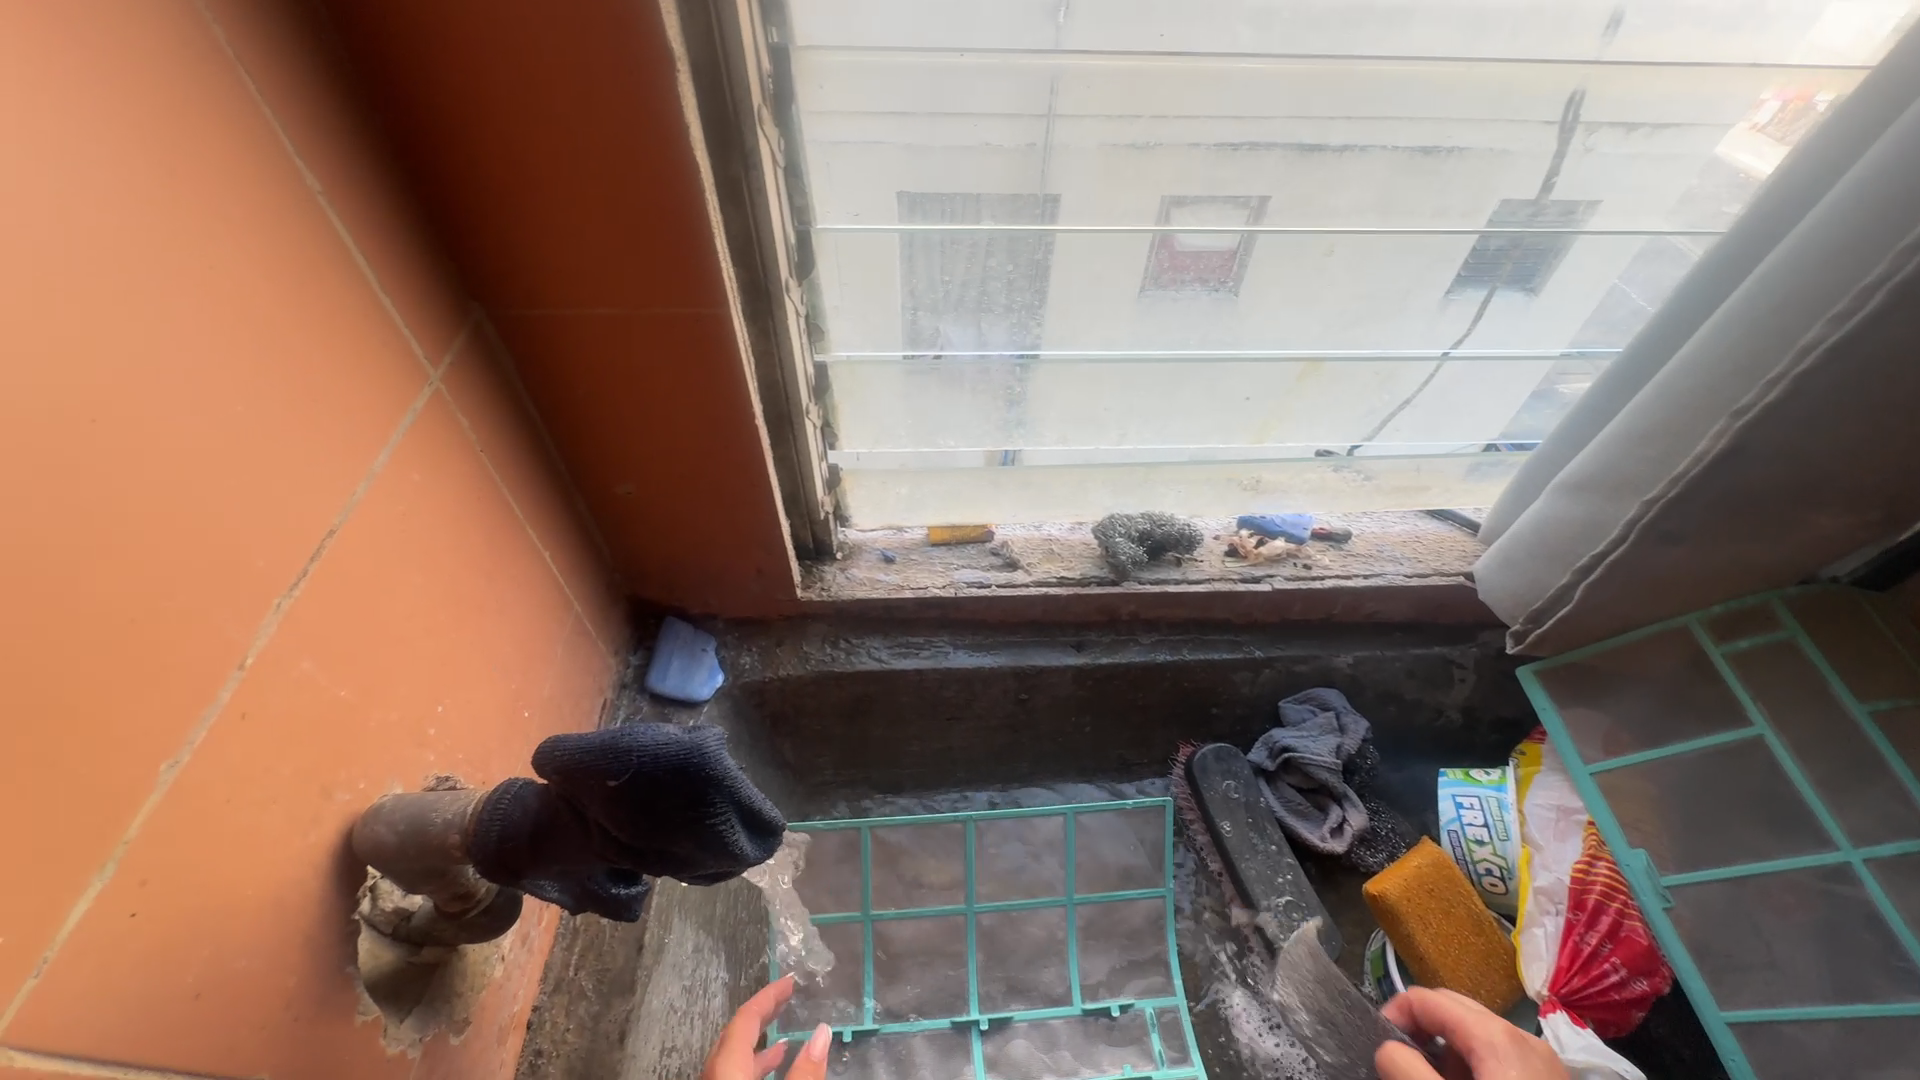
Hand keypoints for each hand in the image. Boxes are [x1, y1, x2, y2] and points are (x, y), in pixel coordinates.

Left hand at [700, 975, 832, 1079]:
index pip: (745, 1018)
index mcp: (727, 1066)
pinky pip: (731, 1074)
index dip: (768, 996)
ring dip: (759, 1043)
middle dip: (762, 1013)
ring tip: (784, 1038)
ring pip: (732, 1057)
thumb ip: (804, 1070)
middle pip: (735, 1034)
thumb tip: (823, 1031)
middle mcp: (714, 1073)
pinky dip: (752, 1064)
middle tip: (787, 997)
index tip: (790, 980)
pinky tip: (774, 1067)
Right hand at [1376, 988, 1568, 1079]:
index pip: (1424, 999)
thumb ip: (1407, 1072)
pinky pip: (1501, 1060)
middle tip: (1404, 1068)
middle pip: (1452, 1009)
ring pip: (1476, 1035)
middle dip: (1420, 1032)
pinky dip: (1475, 1069)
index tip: (1380, 1052)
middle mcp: (1523, 1038)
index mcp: (1495, 1037)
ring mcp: (1544, 1064)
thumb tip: (1388, 1049)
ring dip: (1447, 1054)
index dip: (1393, 1017)